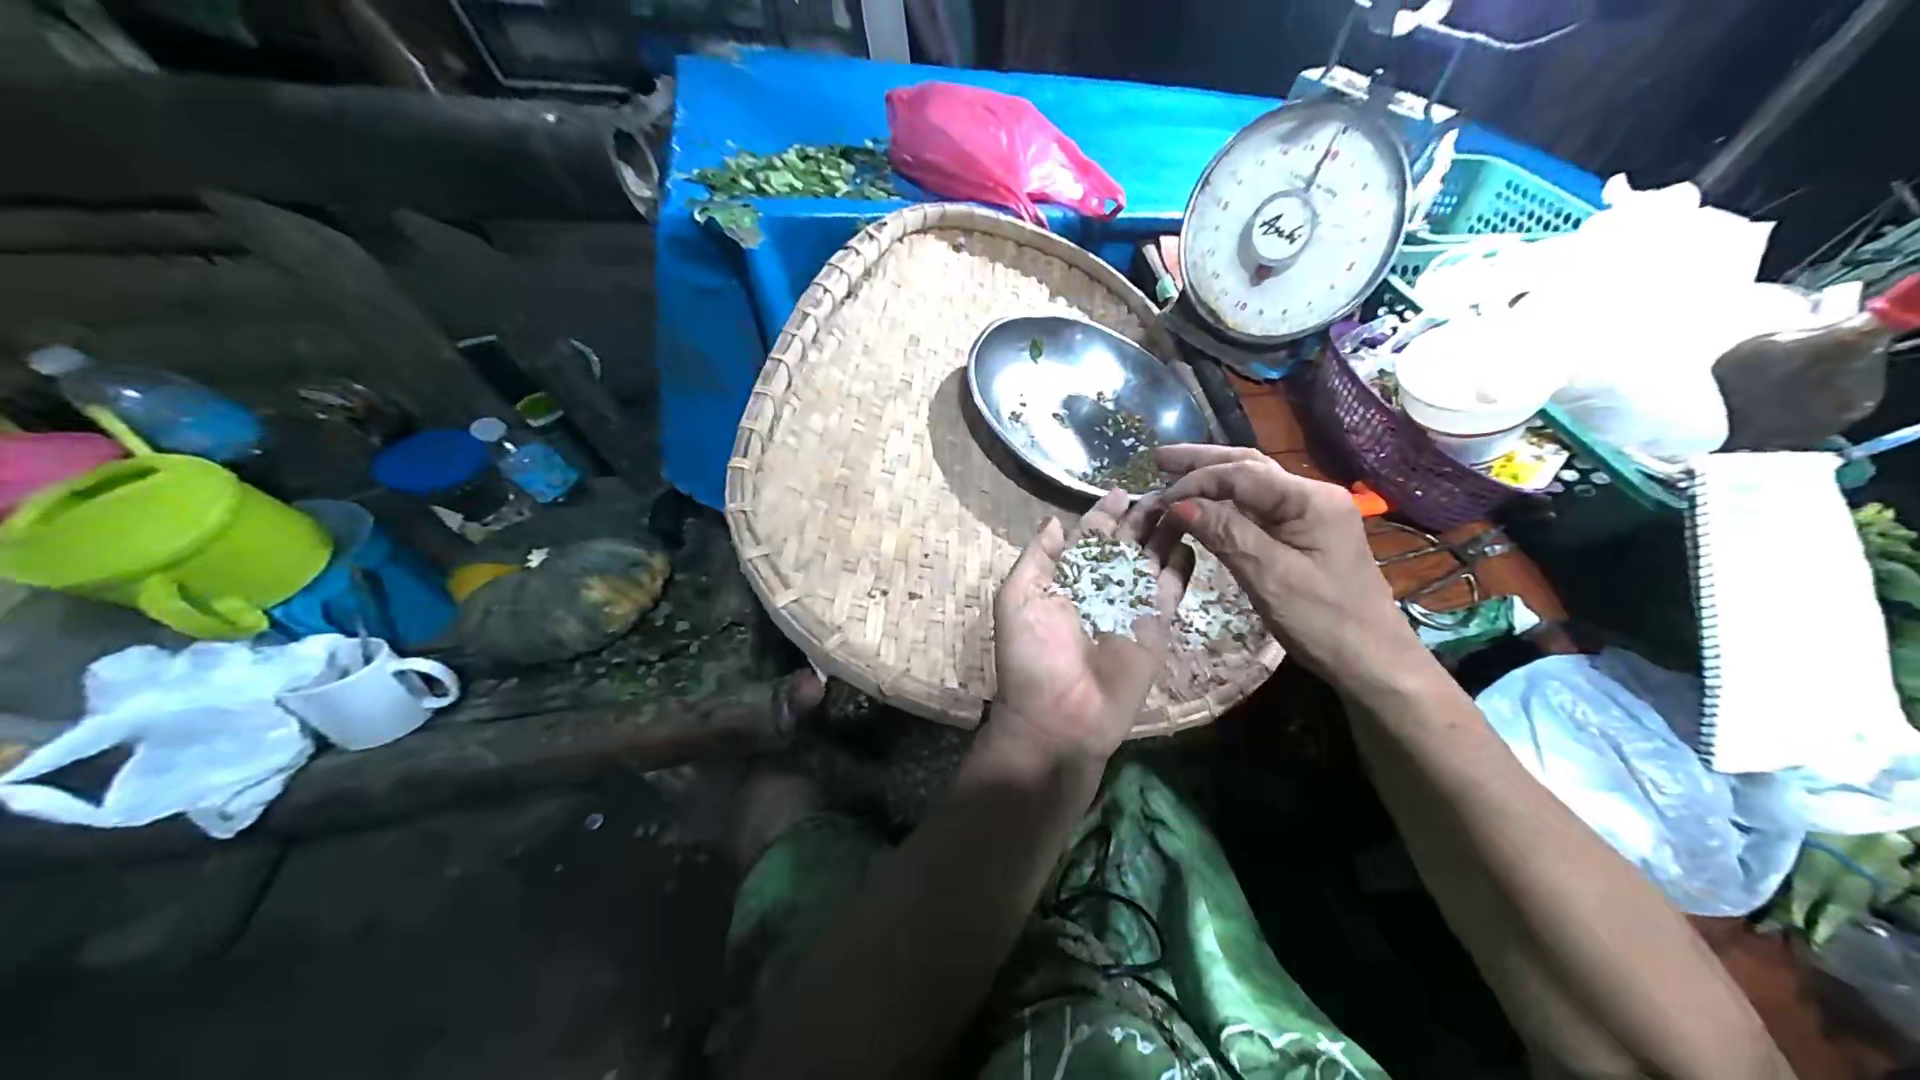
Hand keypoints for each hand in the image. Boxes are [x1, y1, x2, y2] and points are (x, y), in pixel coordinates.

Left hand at [991, 490, 1192, 762]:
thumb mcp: (1017, 598)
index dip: (1104, 514)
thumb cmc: (1030, 656)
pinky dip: (1182, 565)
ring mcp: (1131, 605)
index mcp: (1067, 578)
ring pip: (1153, 559)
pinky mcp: (1156, 625)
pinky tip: (1192, 539)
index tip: (1120, 491)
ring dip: (1166, 532)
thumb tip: (1052, 519)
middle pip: (1127, 543)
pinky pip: (1171, 589)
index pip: (1090, 536)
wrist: (1058, 716)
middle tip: (1164, 489)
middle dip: (1143, 516)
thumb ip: (1037, 557)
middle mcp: (1101, 586)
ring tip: (1184, 503)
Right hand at [1155, 445, 1421, 688]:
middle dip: (1202, 461)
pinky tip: (1204, 502)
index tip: (1159, 499)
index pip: (1242, 473)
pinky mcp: (1305, 532)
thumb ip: (1226, 533)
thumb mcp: (1270, 577)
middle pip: (1249, 465)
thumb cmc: (1325, 621)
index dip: (1197, 481)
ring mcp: (1311, 513)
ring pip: (1253, 482)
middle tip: (1158, 458)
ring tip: (1172, 470)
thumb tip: (1178, 504)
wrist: (1373, 660)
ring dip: (1212, 475)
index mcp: (1310, 500)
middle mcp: (1312, 495)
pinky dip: (1226, 499)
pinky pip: (1258, 505)